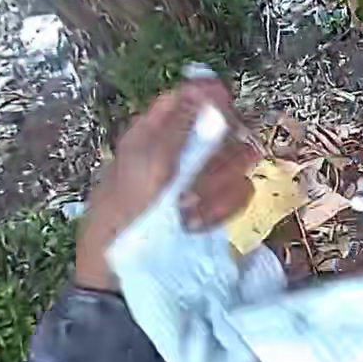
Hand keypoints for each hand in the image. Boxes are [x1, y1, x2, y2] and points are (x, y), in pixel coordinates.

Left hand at [74, 78, 257, 291]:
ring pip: (238, 159)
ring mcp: (203, 177)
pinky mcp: (217, 203)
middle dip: (217, 151)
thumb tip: (207, 82)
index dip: (211, 99)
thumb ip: (181, 125)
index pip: (192, 96)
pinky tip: (198, 223)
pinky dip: (222, 208)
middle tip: (198, 173)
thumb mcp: (146, 166)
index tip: (223, 113)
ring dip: (217, 185)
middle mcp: (183, 149)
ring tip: (189, 208)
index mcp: (155, 132)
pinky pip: (240, 191)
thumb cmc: (122, 217)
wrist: (122, 278)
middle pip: (225, 126)